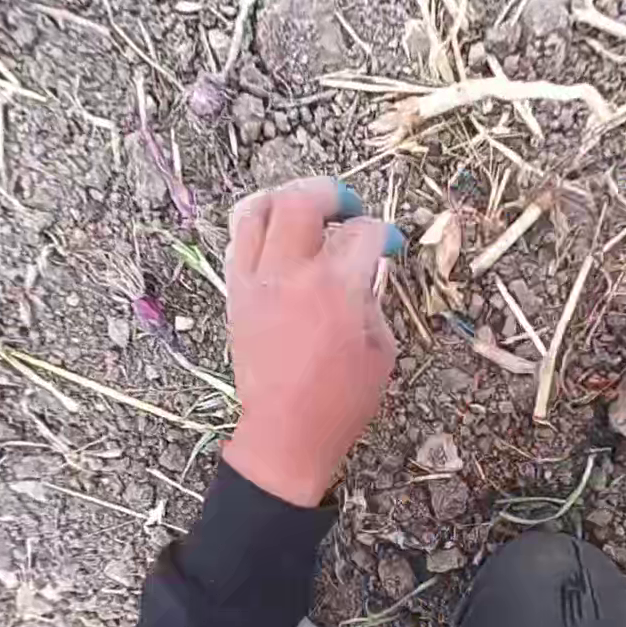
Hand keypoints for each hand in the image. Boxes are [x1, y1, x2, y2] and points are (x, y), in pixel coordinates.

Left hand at [219, 178, 401, 506]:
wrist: (287, 432)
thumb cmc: (344, 400)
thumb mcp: (381, 350)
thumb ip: (373, 300)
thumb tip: (364, 272)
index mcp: (336, 288)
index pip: (362, 233)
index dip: (383, 233)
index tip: (389, 245)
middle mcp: (290, 273)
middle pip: (303, 200)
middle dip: (333, 194)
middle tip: (349, 208)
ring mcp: (256, 281)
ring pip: (258, 209)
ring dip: (287, 199)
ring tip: (307, 213)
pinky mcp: (236, 294)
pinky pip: (239, 241)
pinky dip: (261, 227)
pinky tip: (280, 240)